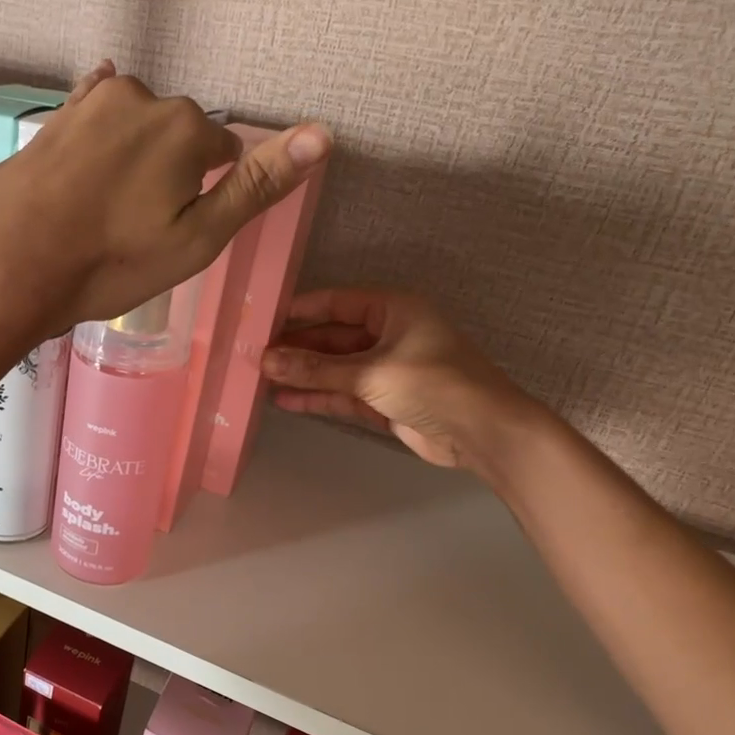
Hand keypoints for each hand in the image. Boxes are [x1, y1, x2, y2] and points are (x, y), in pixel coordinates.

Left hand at [0, 60, 332, 343]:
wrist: (7, 262)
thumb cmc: (110, 262)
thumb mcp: (197, 238)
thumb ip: (257, 185)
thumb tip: (323, 134)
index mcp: (187, 127)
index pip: (225, 153)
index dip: (211, 194)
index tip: (182, 230)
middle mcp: (142, 97)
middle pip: (179, 137)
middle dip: (170, 176)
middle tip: (139, 231)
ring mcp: (91, 103)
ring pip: (135, 131)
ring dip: (132, 162)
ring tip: (103, 215)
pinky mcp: (53, 119)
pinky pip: (92, 117)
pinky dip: (100, 135)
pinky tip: (91, 146)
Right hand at [260, 288, 552, 470]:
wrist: (482, 432)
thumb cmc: (432, 384)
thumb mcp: (370, 372)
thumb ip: (316, 369)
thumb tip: (265, 361)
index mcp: (392, 309)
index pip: (335, 302)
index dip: (298, 309)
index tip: (260, 318)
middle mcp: (387, 334)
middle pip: (331, 337)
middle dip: (295, 347)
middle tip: (251, 355)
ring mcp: (385, 369)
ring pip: (334, 368)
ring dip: (302, 374)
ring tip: (259, 379)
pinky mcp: (383, 401)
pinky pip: (342, 394)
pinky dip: (317, 396)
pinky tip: (284, 401)